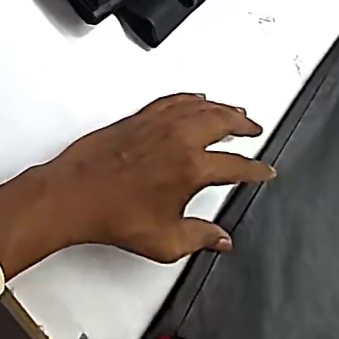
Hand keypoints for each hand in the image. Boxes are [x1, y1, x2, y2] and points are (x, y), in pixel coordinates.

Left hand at [0, 94, 274, 276]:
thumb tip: (220, 239)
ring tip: (234, 109)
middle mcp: (176, 139)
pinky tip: (194, 98)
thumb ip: (200, 237)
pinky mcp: (137, 118)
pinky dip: (188, 97)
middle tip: (255, 127)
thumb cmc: (112, 214)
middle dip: (243, 123)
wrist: (74, 194)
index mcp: (189, 168)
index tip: (264, 169)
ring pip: (198, 105)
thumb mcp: (165, 241)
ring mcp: (155, 124)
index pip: (234, 164)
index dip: (255, 168)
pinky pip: (171, 100)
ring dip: (220, 106)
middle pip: (220, 121)